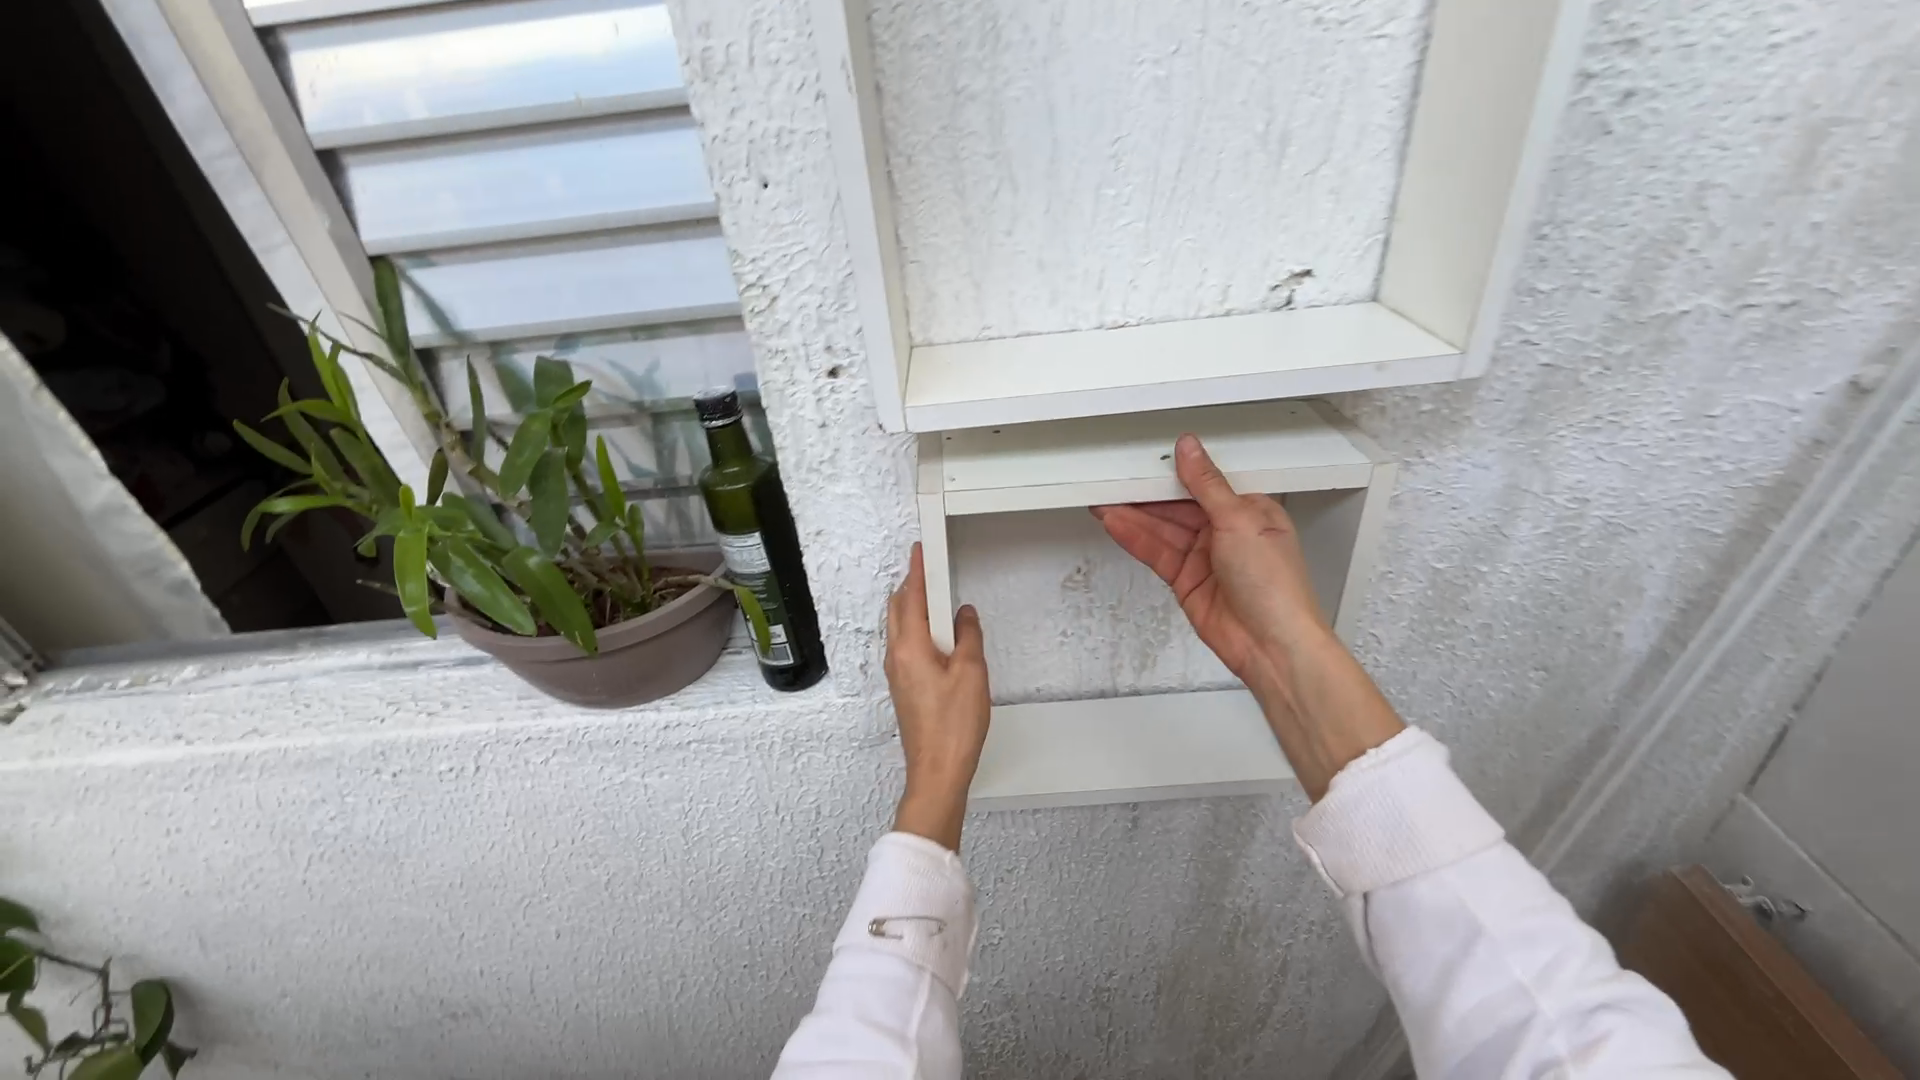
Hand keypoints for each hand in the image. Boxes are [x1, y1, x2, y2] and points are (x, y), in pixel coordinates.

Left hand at [884, 543, 990, 850]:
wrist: (937, 769)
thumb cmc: (952, 728)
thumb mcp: (972, 673)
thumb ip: (968, 637)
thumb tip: (965, 615)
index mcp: (911, 647)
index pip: (912, 597)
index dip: (918, 571)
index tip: (920, 551)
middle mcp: (897, 657)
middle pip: (899, 609)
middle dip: (912, 586)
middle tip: (930, 571)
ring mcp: (897, 673)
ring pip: (900, 628)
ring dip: (914, 608)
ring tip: (938, 600)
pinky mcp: (904, 687)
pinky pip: (905, 646)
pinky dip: (918, 630)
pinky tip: (938, 637)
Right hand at [1092, 434, 1402, 798]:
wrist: (1271, 644)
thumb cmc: (1277, 588)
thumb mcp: (1240, 520)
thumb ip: (1207, 484)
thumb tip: (1191, 450)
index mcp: (1249, 511)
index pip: (1203, 483)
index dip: (1174, 472)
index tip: (1148, 460)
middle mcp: (1226, 532)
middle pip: (1177, 506)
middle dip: (1146, 495)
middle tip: (1116, 481)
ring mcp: (1204, 558)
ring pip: (1161, 530)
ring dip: (1133, 516)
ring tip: (1105, 502)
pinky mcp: (1186, 580)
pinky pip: (1156, 553)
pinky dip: (1136, 539)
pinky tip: (1117, 525)